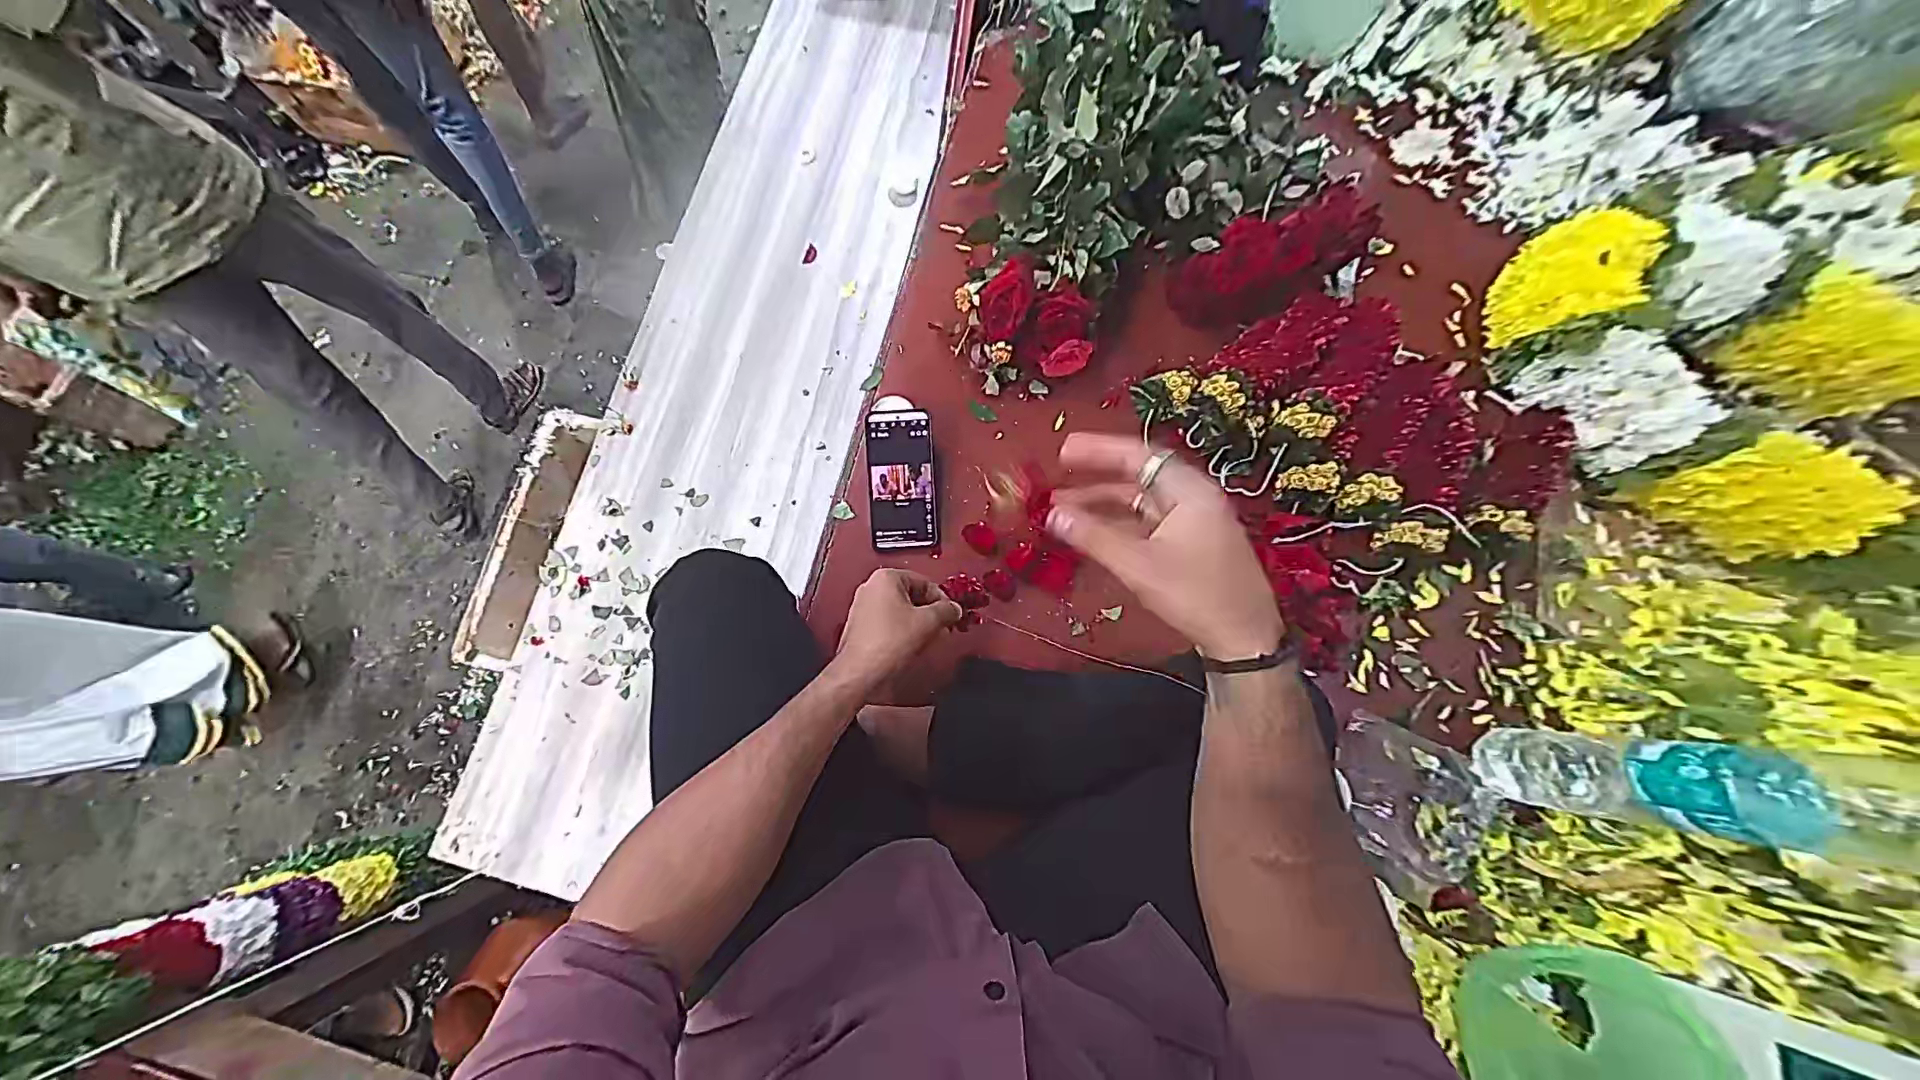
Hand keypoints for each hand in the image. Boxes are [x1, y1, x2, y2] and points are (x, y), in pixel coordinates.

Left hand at [829, 568, 962, 690]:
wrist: (860, 673)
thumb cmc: (889, 642)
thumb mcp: (928, 622)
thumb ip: (946, 611)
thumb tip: (954, 609)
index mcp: (886, 578)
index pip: (924, 582)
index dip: (942, 599)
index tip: (952, 614)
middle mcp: (872, 588)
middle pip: (912, 596)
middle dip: (931, 613)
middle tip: (944, 627)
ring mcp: (864, 607)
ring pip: (901, 611)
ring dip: (920, 624)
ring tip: (931, 639)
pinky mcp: (861, 627)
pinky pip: (890, 623)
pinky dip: (904, 631)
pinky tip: (914, 646)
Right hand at [1047, 433, 1284, 660]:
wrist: (1245, 639)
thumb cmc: (1196, 595)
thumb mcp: (1139, 565)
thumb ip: (1094, 537)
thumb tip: (1053, 515)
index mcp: (1189, 491)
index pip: (1139, 455)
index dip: (1099, 450)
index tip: (1064, 450)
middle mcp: (1192, 499)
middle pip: (1138, 477)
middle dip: (1094, 479)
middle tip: (1055, 481)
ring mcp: (1192, 522)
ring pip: (1139, 503)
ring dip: (1102, 505)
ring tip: (1061, 510)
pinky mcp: (1188, 545)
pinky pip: (1145, 524)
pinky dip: (1117, 525)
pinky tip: (1090, 533)